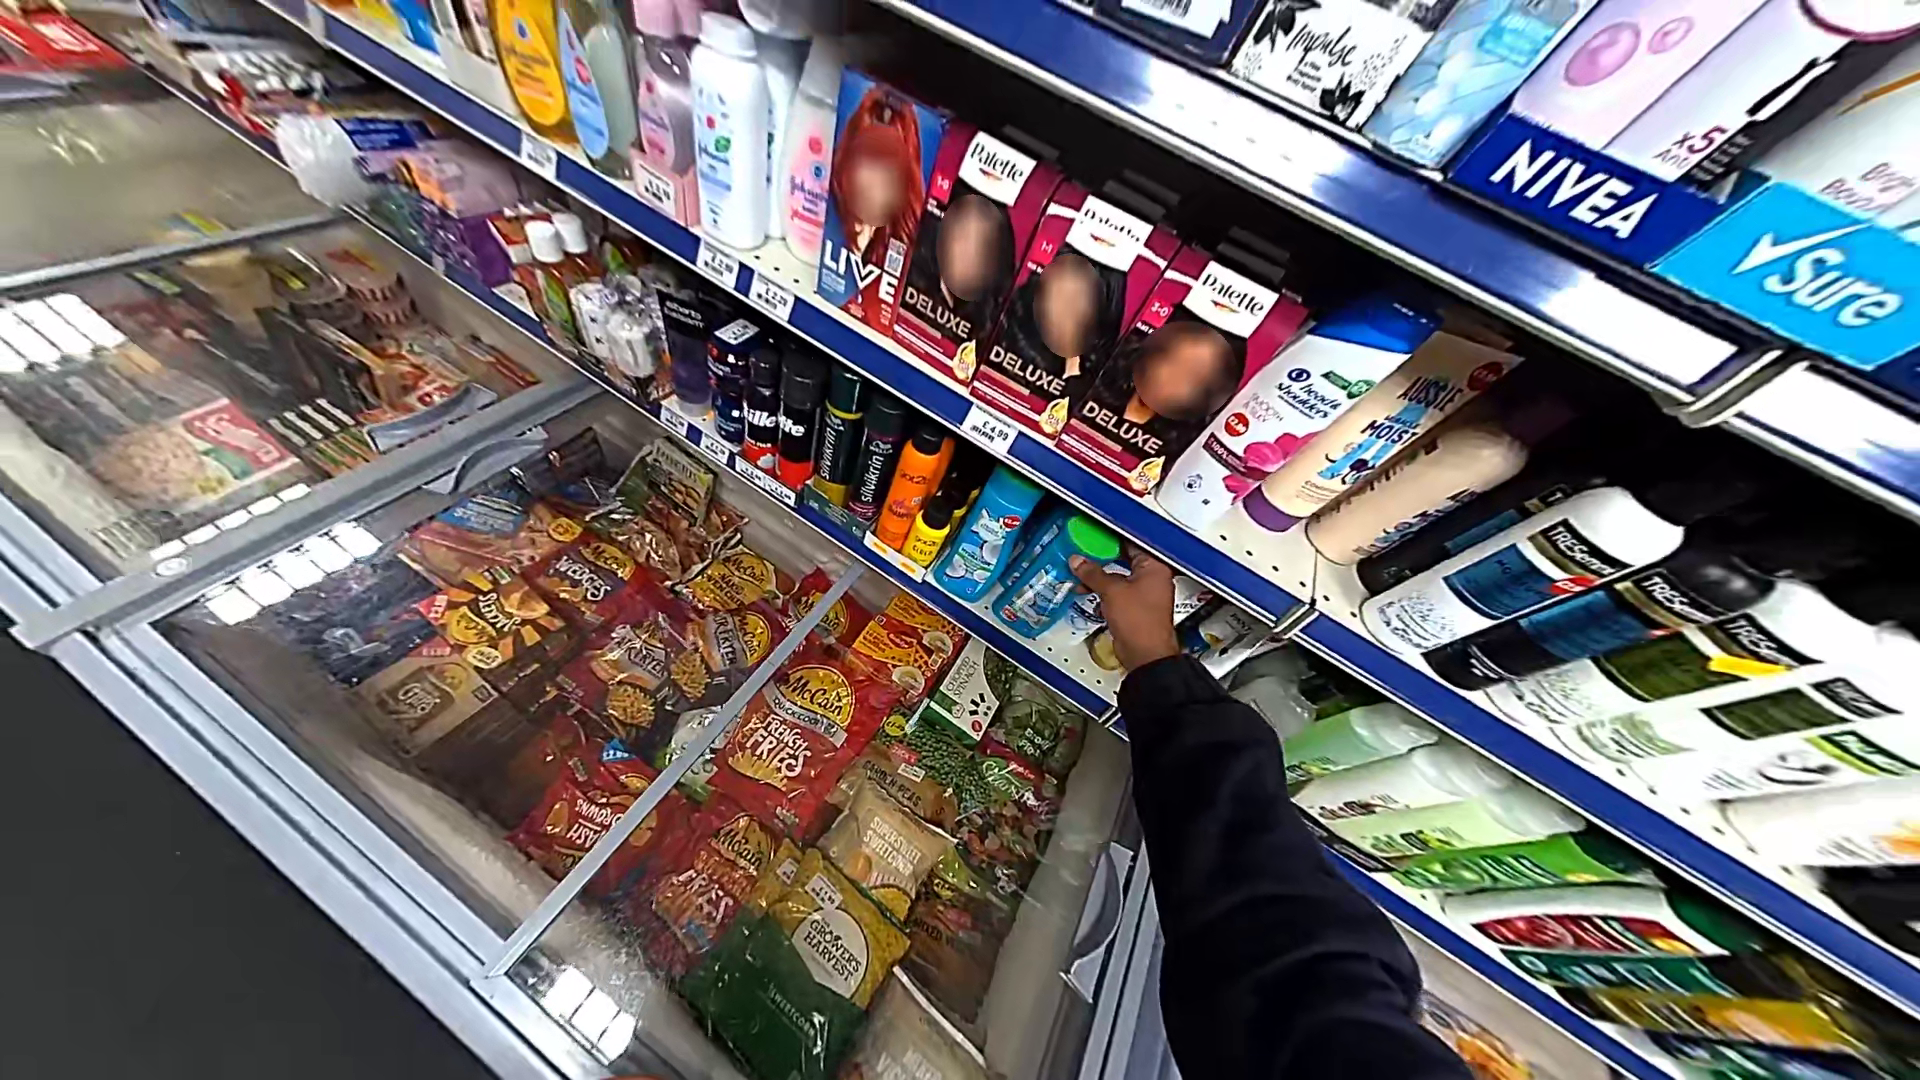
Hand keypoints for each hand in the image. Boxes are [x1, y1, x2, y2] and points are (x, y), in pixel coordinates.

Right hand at [1072, 549, 1180, 671]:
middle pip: (1124, 559)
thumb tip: (1079, 562)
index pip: (1132, 542)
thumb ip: (1093, 573)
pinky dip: (1103, 589)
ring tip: (1081, 572)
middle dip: (1102, 557)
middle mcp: (1152, 578)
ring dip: (1100, 575)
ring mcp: (1144, 593)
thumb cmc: (1141, 623)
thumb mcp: (1111, 591)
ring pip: (1119, 575)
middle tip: (1085, 551)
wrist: (1144, 654)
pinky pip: (1117, 591)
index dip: (1112, 538)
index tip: (1096, 534)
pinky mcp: (1135, 607)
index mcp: (1154, 567)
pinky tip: (1087, 589)